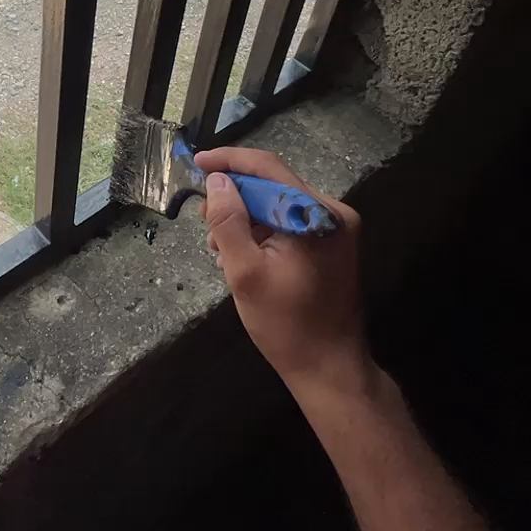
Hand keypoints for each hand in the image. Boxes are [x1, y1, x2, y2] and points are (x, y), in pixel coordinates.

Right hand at [194, 147, 366, 392]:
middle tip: (205, 225)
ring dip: (245, 218)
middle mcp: (332, 212)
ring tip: (221, 251)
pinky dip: (261, 230)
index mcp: (317, 214)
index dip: (228, 161)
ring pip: (276, 202)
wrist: (331, 369)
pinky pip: (287, 220)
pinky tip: (242, 256)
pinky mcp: (330, 242)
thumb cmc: (287, 325)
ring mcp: (334, 227)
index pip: (267, 168)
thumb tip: (217, 181)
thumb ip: (228, 222)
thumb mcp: (245, 273)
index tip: (196, 163)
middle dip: (234, 198)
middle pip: (272, 184)